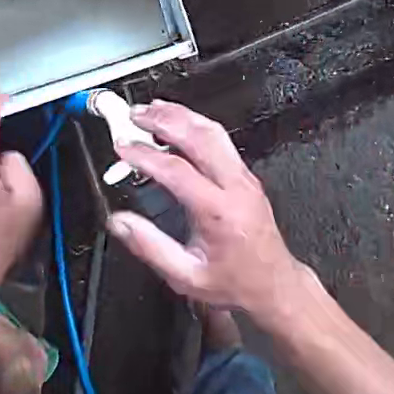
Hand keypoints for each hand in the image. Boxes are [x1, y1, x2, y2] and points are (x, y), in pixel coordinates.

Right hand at [106, 100, 306, 325]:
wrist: (274, 283)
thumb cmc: (234, 281)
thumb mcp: (186, 276)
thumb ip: (150, 247)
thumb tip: (119, 222)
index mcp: (219, 212)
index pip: (177, 171)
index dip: (145, 156)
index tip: (122, 147)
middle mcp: (235, 187)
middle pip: (199, 138)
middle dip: (163, 121)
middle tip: (134, 115)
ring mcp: (243, 177)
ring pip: (212, 131)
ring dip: (180, 115)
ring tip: (152, 109)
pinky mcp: (245, 174)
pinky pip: (220, 139)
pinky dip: (194, 124)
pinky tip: (178, 121)